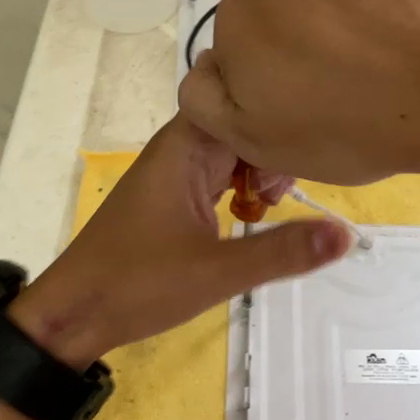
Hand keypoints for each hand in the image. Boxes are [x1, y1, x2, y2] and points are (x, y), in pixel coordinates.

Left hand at [6, 114, 352, 368]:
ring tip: (268, 208)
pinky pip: (215, 176)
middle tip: (284, 196)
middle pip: (241, 125)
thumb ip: (283, 250)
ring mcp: (171, 173)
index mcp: (186, 147)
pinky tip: (249, 218)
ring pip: (230, 153)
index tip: (299, 166)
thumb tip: (346, 233)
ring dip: (256, 174)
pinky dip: (237, 190)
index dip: (279, 126)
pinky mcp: (168, 198)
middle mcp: (178, 149)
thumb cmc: (138, 285)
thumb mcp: (218, 271)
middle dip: (272, 153)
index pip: (245, 105)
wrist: (73, 314)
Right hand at [178, 0, 419, 183]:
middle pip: (275, 16)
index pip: (235, 54)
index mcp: (235, 17)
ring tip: (378, 67)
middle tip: (340, 93)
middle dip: (295, 49)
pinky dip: (376, 5)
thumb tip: (206, 71)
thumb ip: (205, 104)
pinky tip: (403, 39)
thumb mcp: (256, 142)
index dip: (264, 89)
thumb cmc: (346, 126)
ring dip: (335, 24)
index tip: (301, 113)